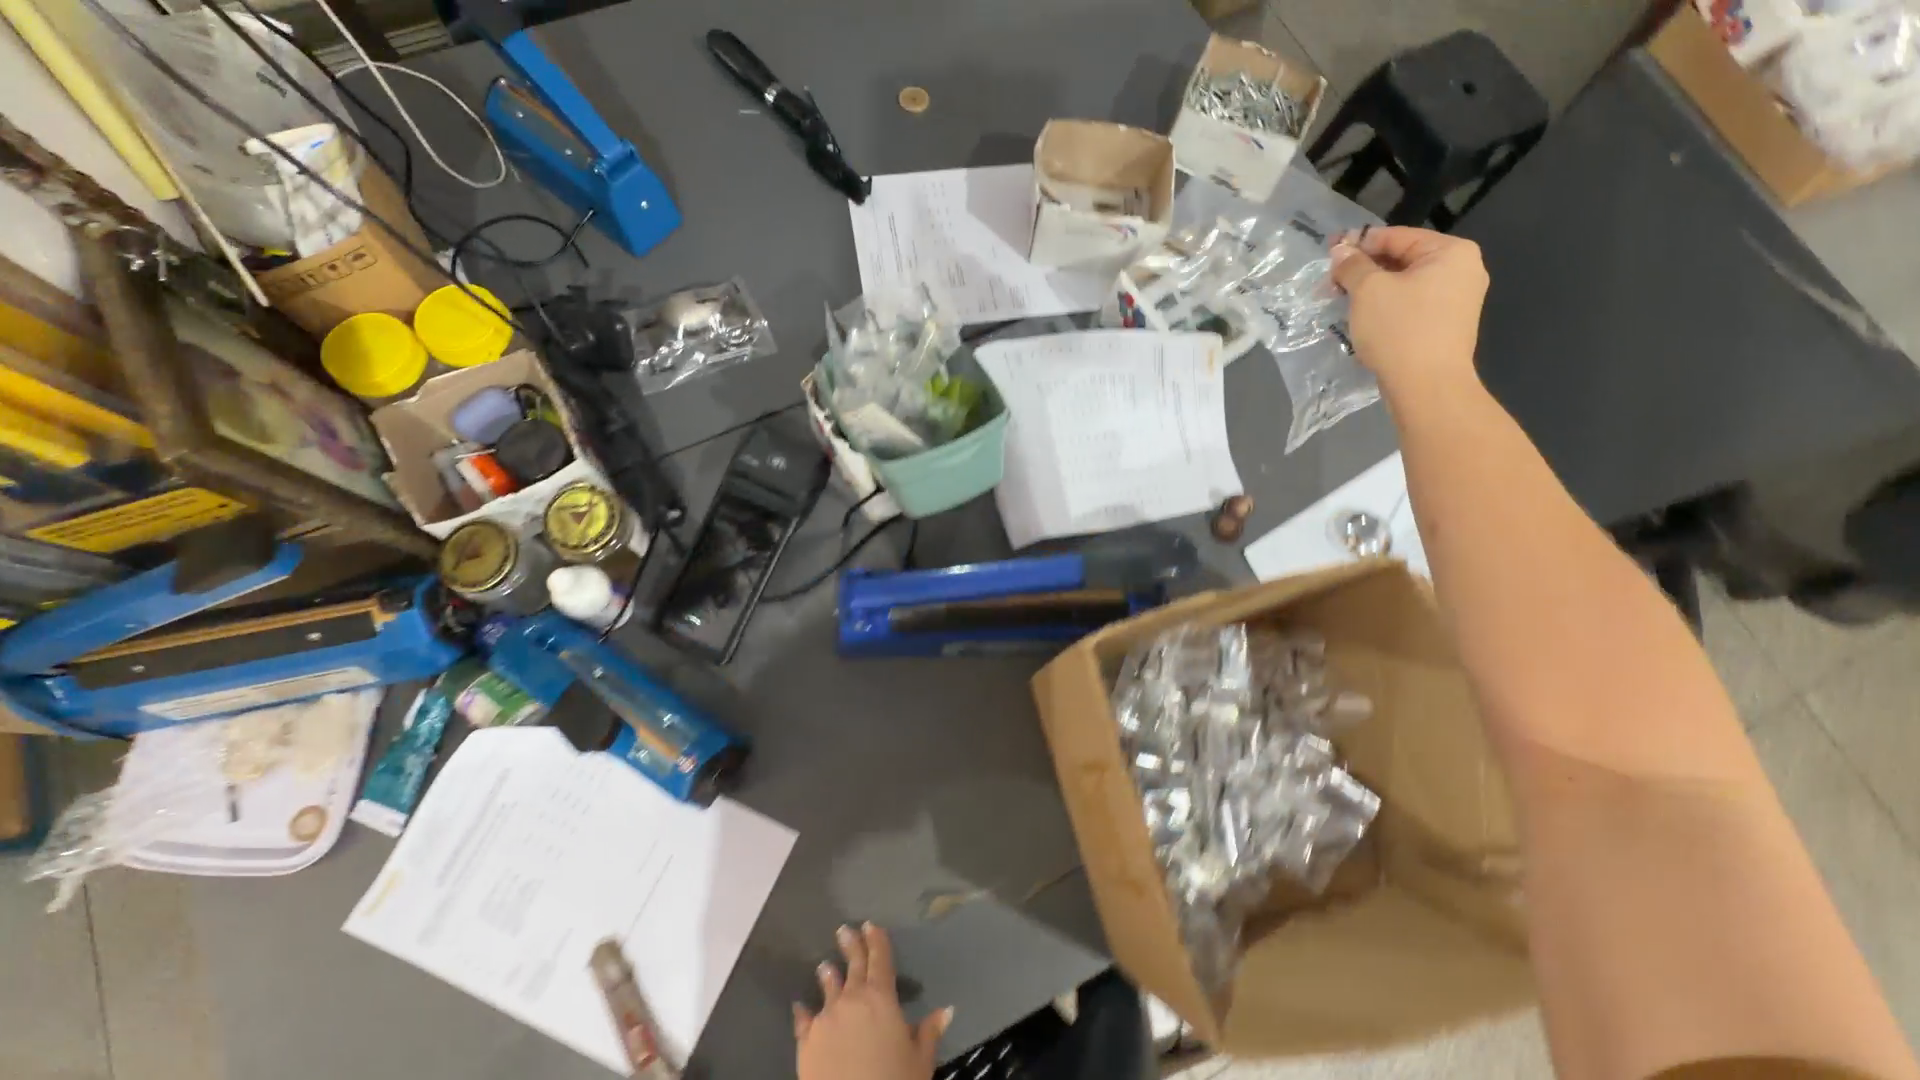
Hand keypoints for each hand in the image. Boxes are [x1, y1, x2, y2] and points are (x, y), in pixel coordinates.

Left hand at [795, 923, 952, 1079]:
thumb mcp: (920, 1061)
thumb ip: (929, 1032)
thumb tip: (947, 1010)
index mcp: (882, 1000)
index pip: (880, 962)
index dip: (877, 942)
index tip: (871, 925)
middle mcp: (851, 1001)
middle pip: (853, 968)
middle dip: (851, 947)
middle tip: (845, 929)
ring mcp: (826, 1019)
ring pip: (828, 989)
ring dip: (828, 976)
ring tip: (823, 965)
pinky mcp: (806, 1041)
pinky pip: (804, 1020)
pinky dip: (803, 1011)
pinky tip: (799, 1006)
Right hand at [1329, 226, 1488, 396]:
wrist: (1427, 387)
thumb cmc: (1400, 329)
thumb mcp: (1368, 290)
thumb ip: (1352, 265)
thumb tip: (1341, 251)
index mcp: (1451, 252)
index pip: (1396, 237)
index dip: (1359, 243)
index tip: (1329, 254)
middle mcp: (1462, 270)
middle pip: (1402, 260)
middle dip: (1364, 270)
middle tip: (1330, 282)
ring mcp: (1458, 300)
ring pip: (1405, 284)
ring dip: (1371, 290)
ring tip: (1341, 301)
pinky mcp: (1448, 326)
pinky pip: (1412, 305)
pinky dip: (1386, 307)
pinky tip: (1363, 318)